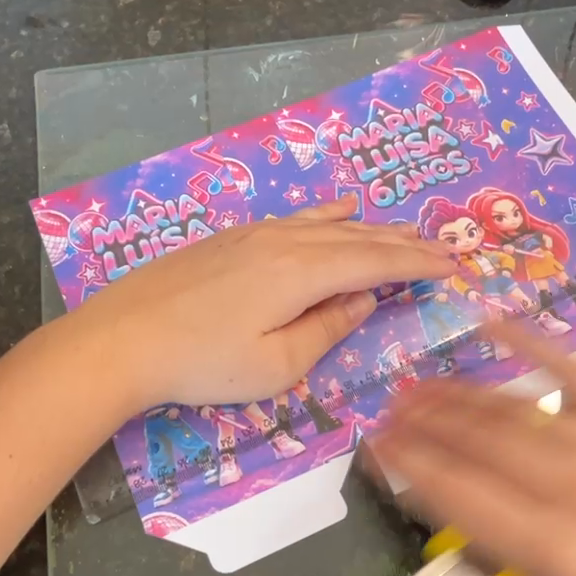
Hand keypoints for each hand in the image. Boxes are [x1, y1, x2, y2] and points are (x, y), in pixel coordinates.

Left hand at [66, 195, 456, 410]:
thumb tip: (362, 299)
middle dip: (402, 242)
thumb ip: (326, 328)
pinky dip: (326, 216)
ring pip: (326, 224)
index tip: (453, 264)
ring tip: (400, 229)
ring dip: (368, 228)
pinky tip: (336, 211)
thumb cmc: (202, 362)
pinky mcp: (230, 238)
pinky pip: (295, 219)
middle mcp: (283, 240)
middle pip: (356, 237)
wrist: (122, 337)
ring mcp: (253, 233)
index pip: (375, 262)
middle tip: (442, 245)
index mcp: (302, 271)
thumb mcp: (276, 365)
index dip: (417, 263)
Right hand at [372, 324, 575, 575]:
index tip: (371, 446)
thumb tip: (451, 514)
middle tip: (384, 410)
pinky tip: (484, 321)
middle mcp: (570, 486)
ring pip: (504, 403)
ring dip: (450, 391)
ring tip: (413, 384)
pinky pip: (568, 365)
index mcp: (551, 549)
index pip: (450, 491)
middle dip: (416, 422)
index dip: (402, 465)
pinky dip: (523, 338)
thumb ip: (501, 568)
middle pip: (469, 440)